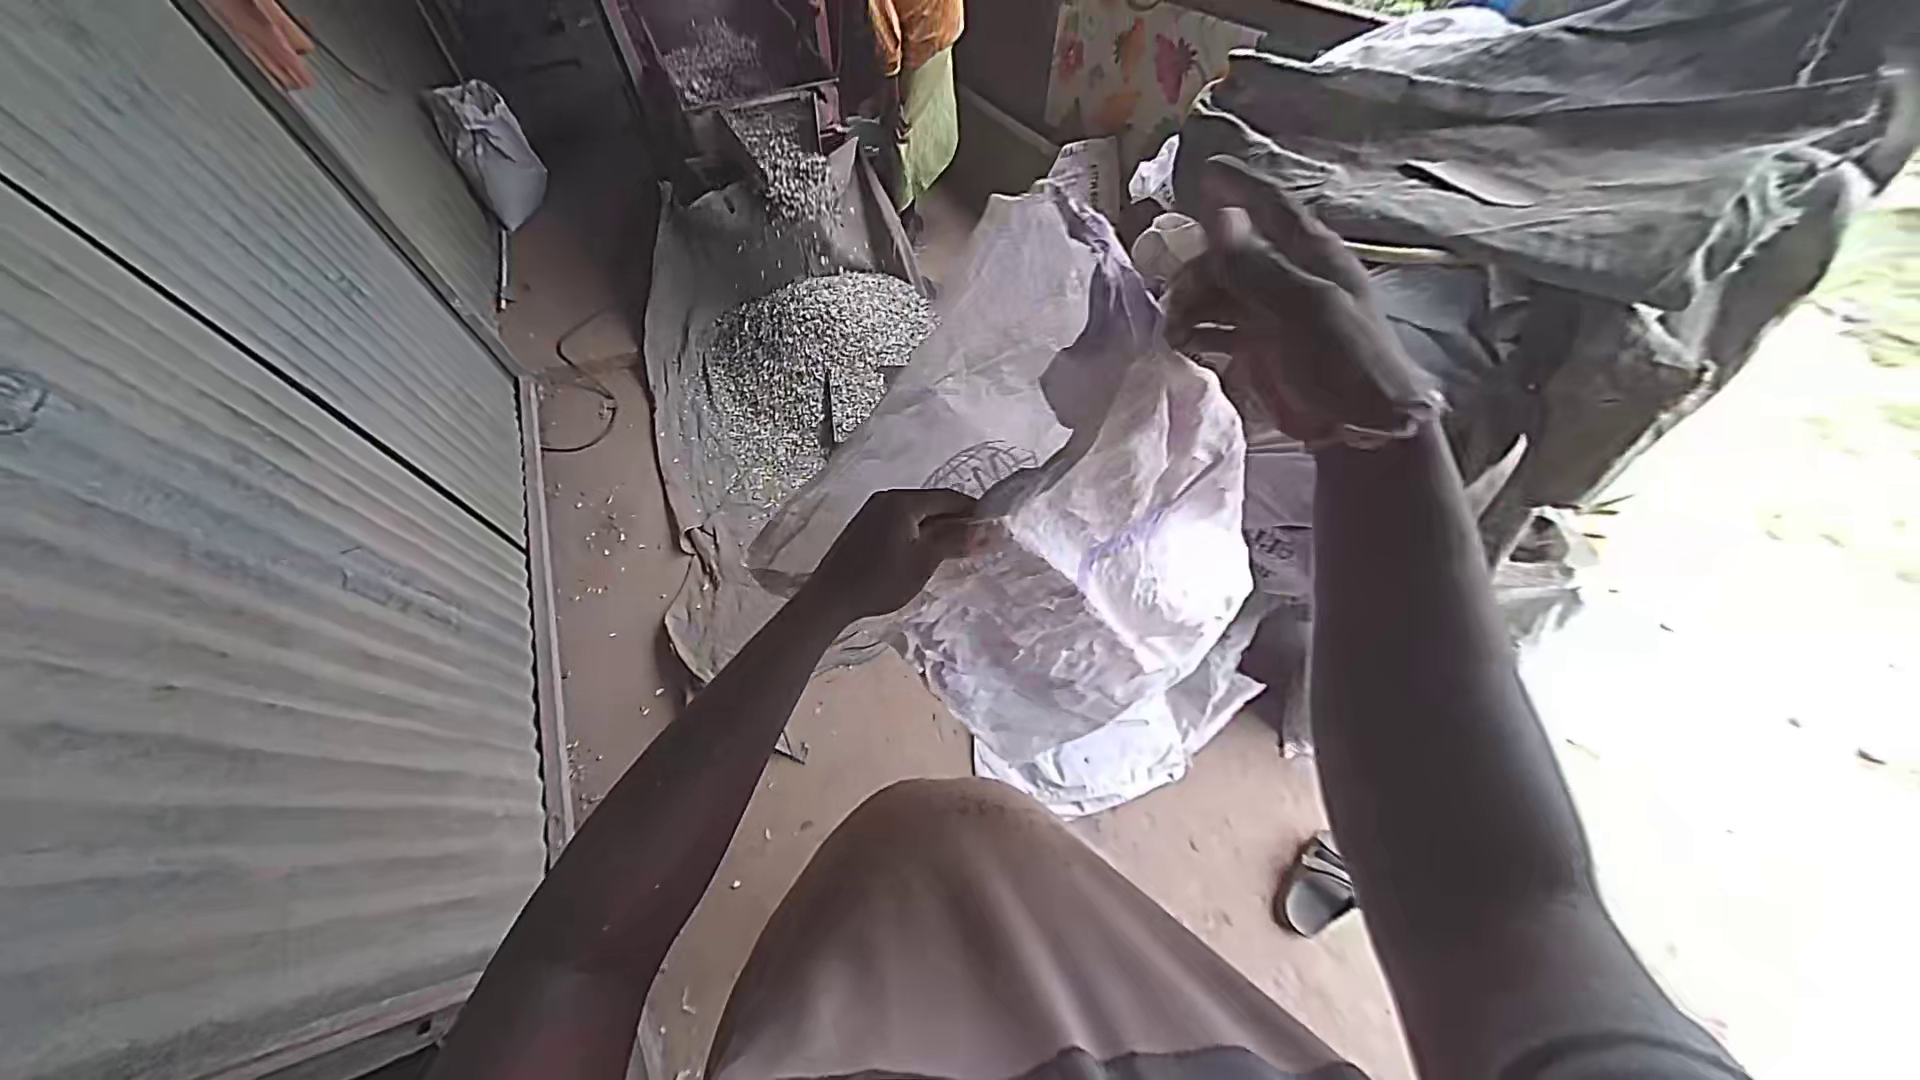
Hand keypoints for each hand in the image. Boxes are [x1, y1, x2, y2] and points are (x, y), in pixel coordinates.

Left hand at [802, 489, 983, 621]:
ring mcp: (873, 511)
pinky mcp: (865, 527)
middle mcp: (887, 499)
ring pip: (917, 514)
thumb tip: (988, 530)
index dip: (974, 511)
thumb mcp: (923, 561)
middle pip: (933, 503)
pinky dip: (919, 532)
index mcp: (903, 501)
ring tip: (956, 550)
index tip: (992, 528)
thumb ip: (955, 540)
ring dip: (938, 528)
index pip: (949, 497)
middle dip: (957, 521)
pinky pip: (902, 522)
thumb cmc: (879, 580)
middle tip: (978, 542)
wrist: (830, 598)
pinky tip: (926, 552)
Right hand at [1165, 156, 1438, 447]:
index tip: (1203, 172)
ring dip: (1190, 306)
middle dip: (1196, 272)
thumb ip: (1258, 266)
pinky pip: (1213, 327)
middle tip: (1176, 303)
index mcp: (1308, 254)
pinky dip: (1195, 332)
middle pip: (1227, 256)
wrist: (1355, 423)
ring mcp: (1267, 312)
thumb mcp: (1305, 307)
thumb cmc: (1345, 358)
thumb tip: (1220, 219)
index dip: (1238, 187)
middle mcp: (1284, 276)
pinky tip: (1184, 345)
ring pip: (1214, 292)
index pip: (1269, 206)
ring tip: (1176, 332)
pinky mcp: (1253, 345)